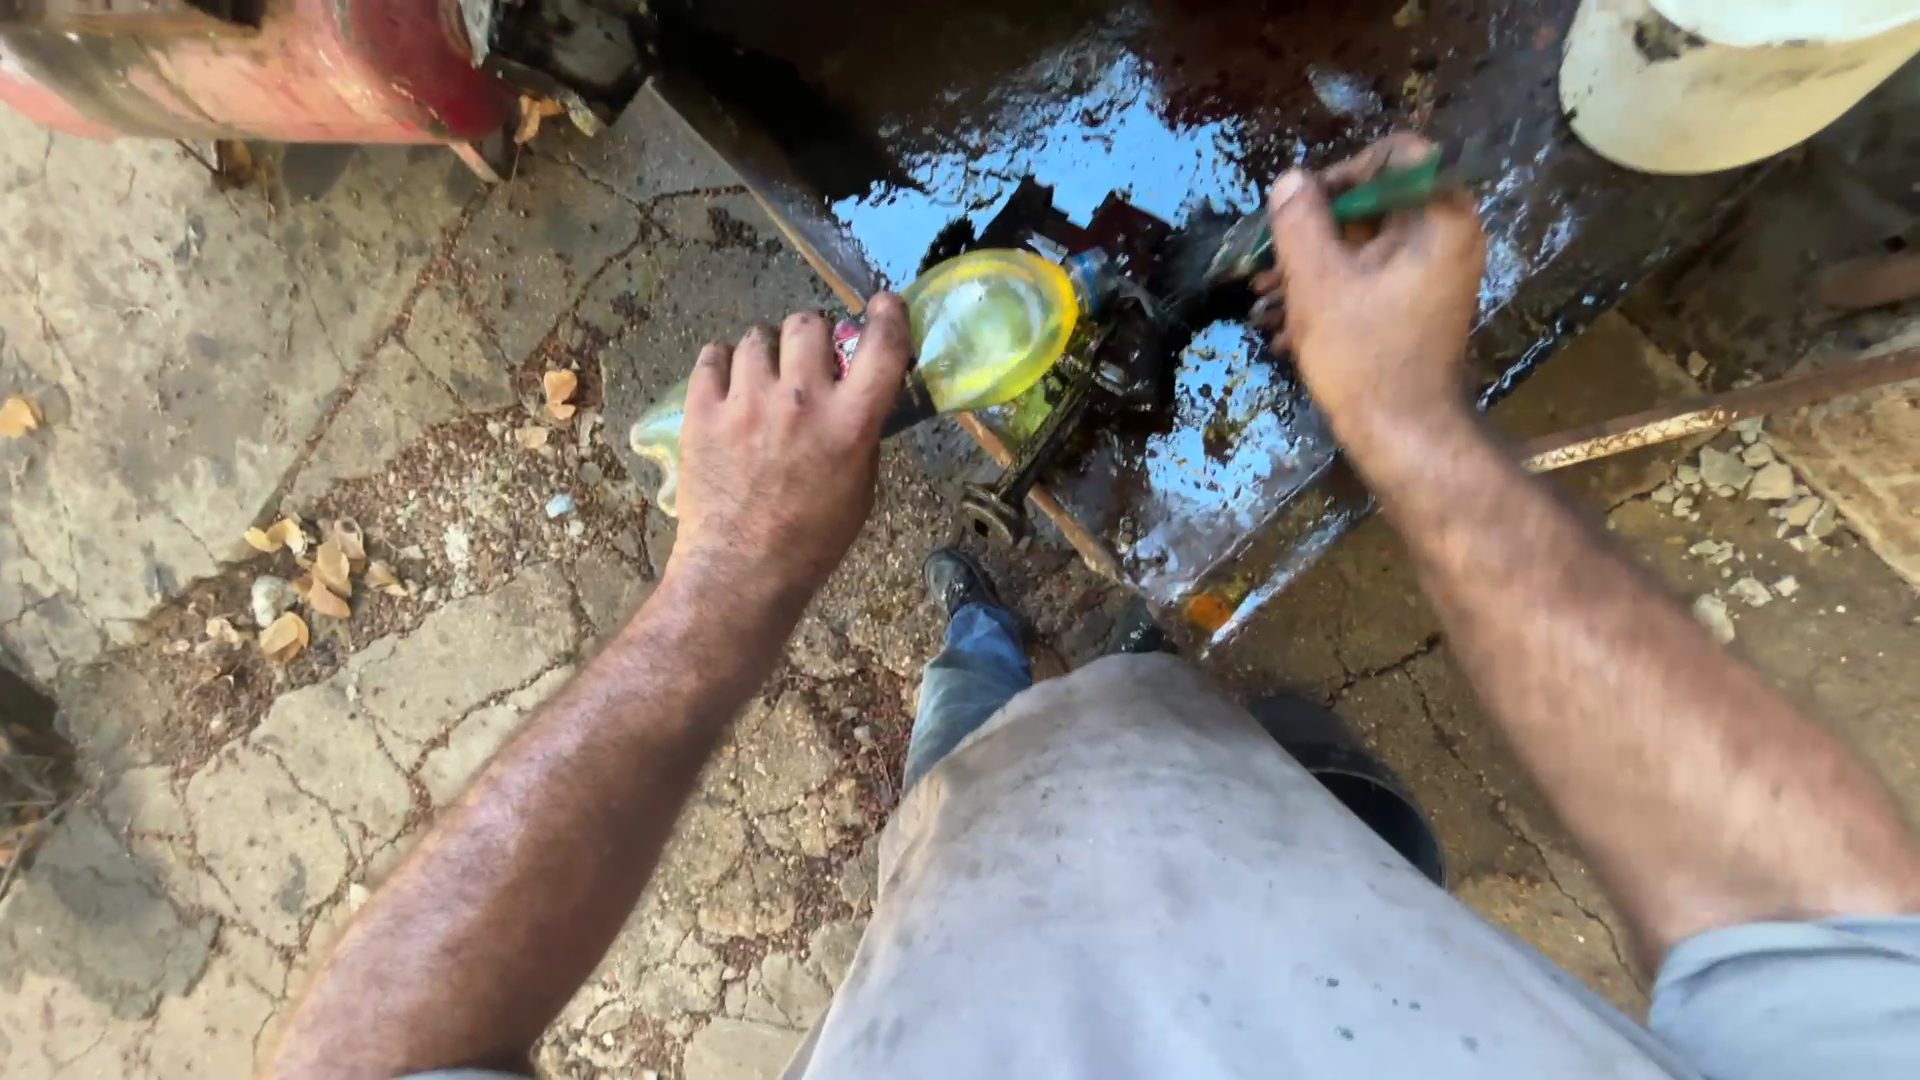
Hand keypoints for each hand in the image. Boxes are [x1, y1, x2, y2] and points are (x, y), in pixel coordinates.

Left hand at [672, 294, 911, 596]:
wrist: (743, 569)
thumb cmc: (813, 537)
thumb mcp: (861, 487)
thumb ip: (860, 432)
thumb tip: (854, 395)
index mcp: (850, 423)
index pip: (882, 346)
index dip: (889, 314)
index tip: (884, 304)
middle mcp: (801, 400)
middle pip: (809, 323)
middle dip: (813, 335)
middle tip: (806, 358)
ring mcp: (747, 402)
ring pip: (758, 336)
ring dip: (767, 352)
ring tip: (762, 379)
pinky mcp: (702, 410)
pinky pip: (713, 356)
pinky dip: (725, 364)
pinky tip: (730, 386)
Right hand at [1251, 133, 1485, 448]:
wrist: (1401, 431)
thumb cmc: (1362, 354)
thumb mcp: (1318, 284)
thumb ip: (1300, 224)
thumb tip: (1289, 180)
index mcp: (1437, 218)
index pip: (1395, 157)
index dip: (1339, 175)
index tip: (1296, 211)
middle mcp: (1444, 238)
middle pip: (1370, 208)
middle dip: (1309, 237)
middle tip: (1264, 266)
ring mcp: (1429, 276)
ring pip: (1361, 252)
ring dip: (1306, 273)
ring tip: (1262, 302)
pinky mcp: (1412, 308)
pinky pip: (1365, 284)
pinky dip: (1325, 298)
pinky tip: (1284, 328)